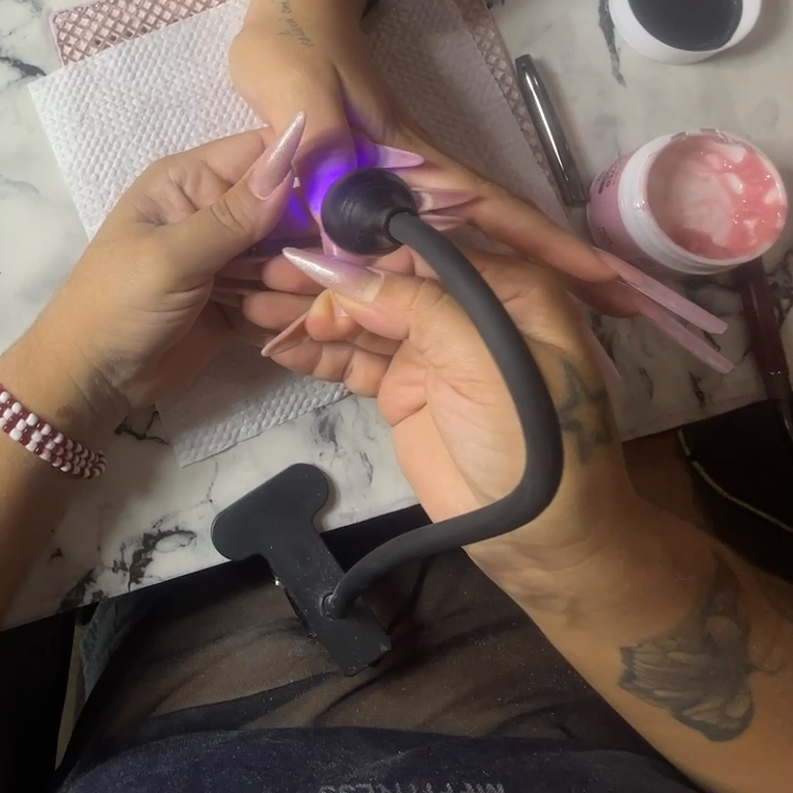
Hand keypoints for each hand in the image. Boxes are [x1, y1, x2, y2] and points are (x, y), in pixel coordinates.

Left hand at [4, 120, 305, 434]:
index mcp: (189, 181)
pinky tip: (259, 326)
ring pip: (291, 256)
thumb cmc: (116, 305)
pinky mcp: (240, 299)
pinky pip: (283, 295)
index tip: (343, 203)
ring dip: (288, 283)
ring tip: (258, 307)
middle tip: (290, 274)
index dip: (307, 170)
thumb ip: (235, 213)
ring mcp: (230, 257)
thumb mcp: (171, 257)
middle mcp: (214, 211)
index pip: (263, 153)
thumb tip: (293, 150)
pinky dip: (281, 311)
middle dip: (298, 242)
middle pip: (289, 208)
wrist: (92, 380)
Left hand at [230, 0, 631, 311]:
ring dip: (482, 281)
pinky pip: (392, 236)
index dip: (543, 243)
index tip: (604, 282)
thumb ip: (322, 150)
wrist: (288, 13)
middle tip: (591, 335)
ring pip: (438, 242)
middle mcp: (408, 175)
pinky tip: (417, 297)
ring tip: (520, 334)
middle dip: (535, 278)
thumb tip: (342, 228)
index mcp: (407, 158)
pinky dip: (412, 269)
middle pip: (483, 233)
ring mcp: (387, 180)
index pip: (488, 204)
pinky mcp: (360, 182)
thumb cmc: (294, 47)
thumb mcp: (301, 96)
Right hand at [261, 246, 643, 581]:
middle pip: (382, 285)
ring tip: (255, 309)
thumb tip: (338, 273)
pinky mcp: (401, 386)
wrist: (538, 540)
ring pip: (360, 321)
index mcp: (504, 289)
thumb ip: (416, 308)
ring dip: (310, 317)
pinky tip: (278, 347)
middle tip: (265, 280)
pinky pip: (352, 360)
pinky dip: (316, 355)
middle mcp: (464, 310)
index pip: (420, 253)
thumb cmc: (534, 441)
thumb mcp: (483, 362)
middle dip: (324, 285)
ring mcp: (429, 350)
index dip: (361, 254)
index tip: (305, 256)